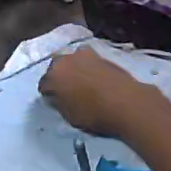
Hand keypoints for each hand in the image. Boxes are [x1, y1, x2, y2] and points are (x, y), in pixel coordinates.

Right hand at [38, 48, 164, 138]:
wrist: (126, 103)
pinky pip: (89, 62)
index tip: (56, 102)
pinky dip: (89, 68)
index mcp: (53, 75)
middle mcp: (66, 59)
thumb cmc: (94, 114)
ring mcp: (85, 54)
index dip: (49, 95)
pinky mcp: (102, 55)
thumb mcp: (69, 116)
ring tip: (83, 83)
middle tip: (68, 91)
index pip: (44, 85)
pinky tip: (96, 79)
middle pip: (57, 68)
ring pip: (73, 61)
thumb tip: (56, 96)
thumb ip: (58, 102)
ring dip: (75, 69)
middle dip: (60, 77)